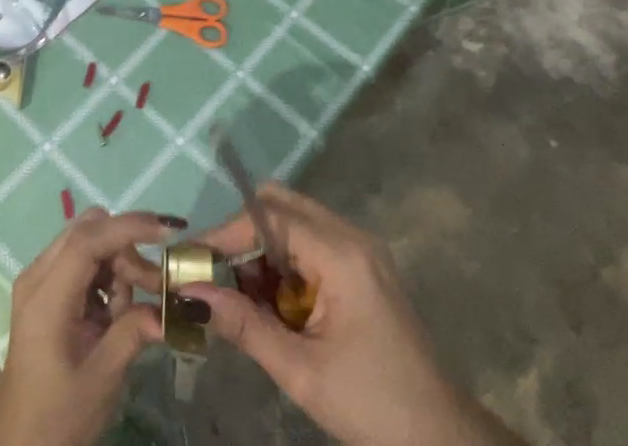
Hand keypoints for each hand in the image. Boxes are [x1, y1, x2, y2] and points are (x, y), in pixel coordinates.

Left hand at [0, 208, 182, 445]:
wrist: (20, 440)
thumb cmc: (57, 413)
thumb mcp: (102, 376)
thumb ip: (134, 332)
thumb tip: (170, 308)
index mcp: (46, 296)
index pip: (87, 240)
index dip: (128, 227)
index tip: (168, 231)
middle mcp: (38, 277)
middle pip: (87, 233)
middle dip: (127, 249)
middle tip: (155, 287)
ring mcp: (39, 283)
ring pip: (86, 245)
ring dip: (118, 265)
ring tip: (133, 311)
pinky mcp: (46, 294)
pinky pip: (81, 265)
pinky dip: (106, 278)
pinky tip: (115, 314)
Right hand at [182, 185, 523, 445]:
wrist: (440, 437)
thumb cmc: (371, 403)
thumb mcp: (299, 370)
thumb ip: (242, 325)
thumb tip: (187, 293)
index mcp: (342, 256)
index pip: (269, 216)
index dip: (225, 233)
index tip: (191, 260)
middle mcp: (353, 239)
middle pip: (281, 205)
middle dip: (240, 234)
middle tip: (214, 273)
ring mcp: (361, 253)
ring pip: (293, 224)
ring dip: (260, 250)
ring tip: (240, 298)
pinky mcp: (362, 271)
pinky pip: (310, 245)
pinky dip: (281, 264)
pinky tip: (271, 305)